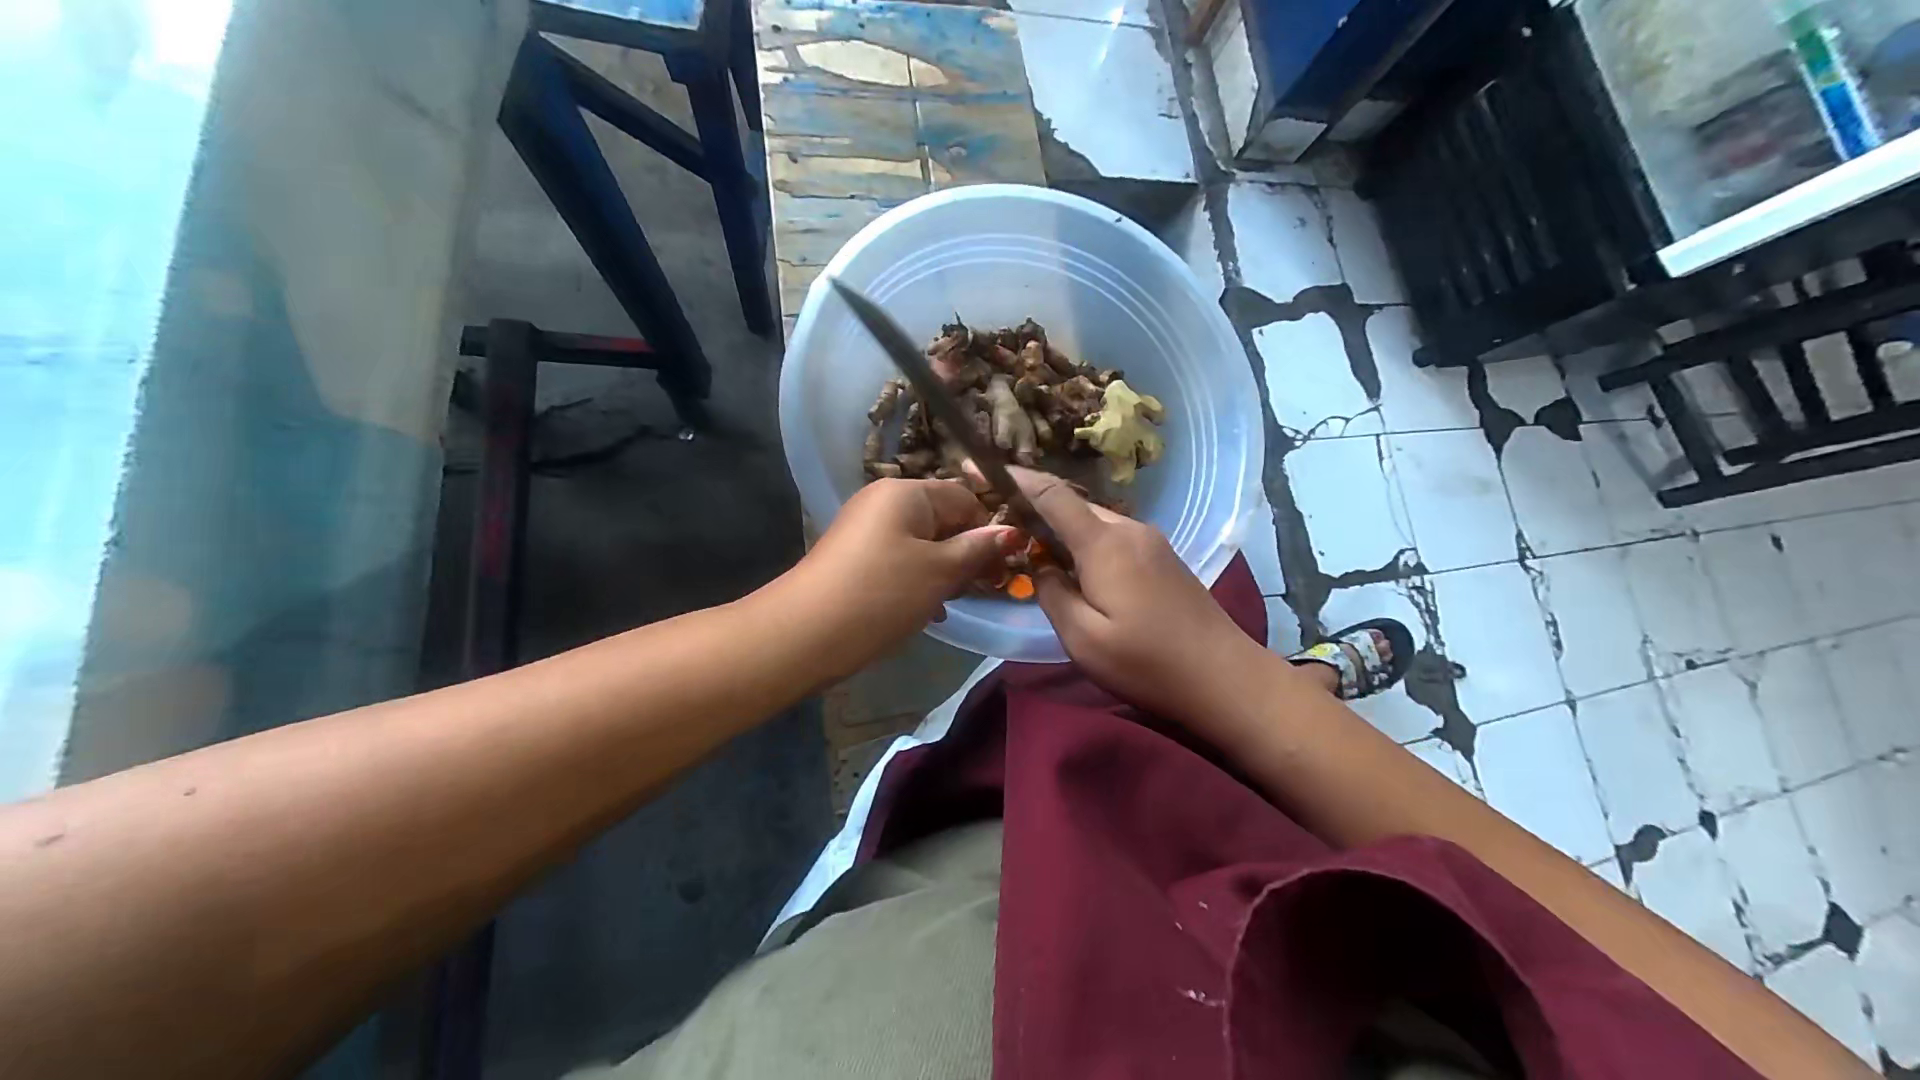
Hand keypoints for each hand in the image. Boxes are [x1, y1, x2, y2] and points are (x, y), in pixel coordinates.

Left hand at [781, 478, 1023, 675]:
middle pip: (943, 519)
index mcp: (906, 493)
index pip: (965, 498)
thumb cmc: (882, 593)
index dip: (989, 530)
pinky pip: (900, 561)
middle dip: (965, 553)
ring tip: (950, 602)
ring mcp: (866, 530)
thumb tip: (1011, 532)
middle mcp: (884, 502)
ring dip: (943, 571)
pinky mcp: (856, 558)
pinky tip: (925, 610)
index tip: (1003, 568)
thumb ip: (977, 549)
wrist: (806, 633)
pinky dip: (917, 581)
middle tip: (979, 589)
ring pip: (922, 544)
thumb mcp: (940, 571)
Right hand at [1015, 469, 1272, 724]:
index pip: (1051, 494)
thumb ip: (1050, 594)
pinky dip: (1085, 544)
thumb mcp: (1082, 638)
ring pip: (1093, 522)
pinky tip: (1075, 571)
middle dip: (1034, 509)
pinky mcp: (1162, 558)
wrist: (1225, 677)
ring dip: (1061, 530)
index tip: (979, 468)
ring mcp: (1151, 541)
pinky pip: (1112, 537)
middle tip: (1001, 529)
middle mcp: (1129, 529)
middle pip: (1072, 506)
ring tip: (1032, 553)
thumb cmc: (1147, 662)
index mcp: (1104, 542)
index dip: (1014, 479)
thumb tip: (1039, 567)